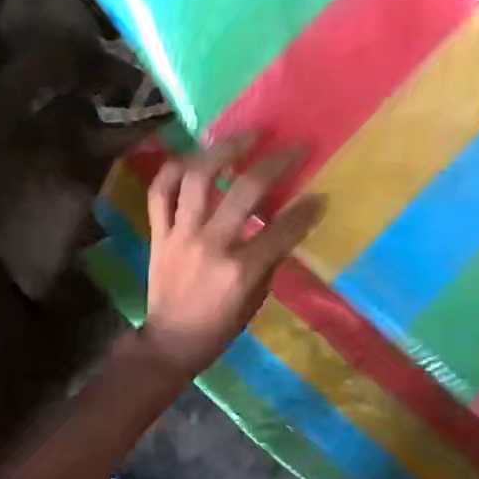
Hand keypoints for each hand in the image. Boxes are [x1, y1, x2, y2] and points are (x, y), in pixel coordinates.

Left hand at [140, 134, 324, 374]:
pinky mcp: (159, 233)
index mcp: (240, 270)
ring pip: (197, 178)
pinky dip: (174, 169)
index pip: (281, 230)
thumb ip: (267, 262)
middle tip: (294, 146)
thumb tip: (281, 227)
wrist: (170, 342)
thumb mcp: (255, 301)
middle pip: (245, 191)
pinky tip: (193, 156)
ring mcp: (180, 235)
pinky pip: (161, 192)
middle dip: (276, 163)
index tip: (320, 195)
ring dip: (223, 150)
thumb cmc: (219, 328)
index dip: (306, 210)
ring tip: (244, 136)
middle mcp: (211, 245)